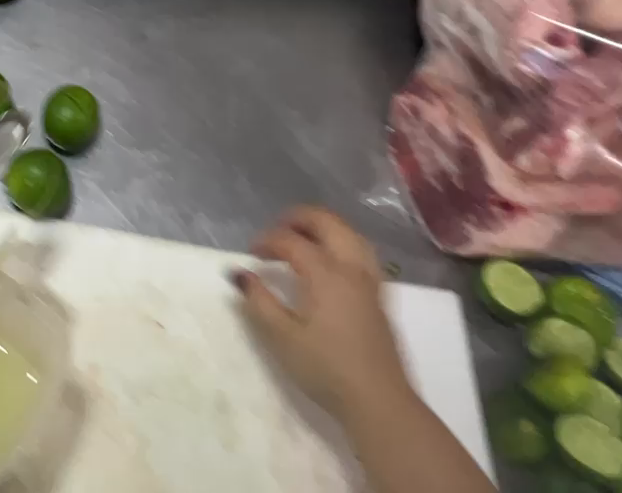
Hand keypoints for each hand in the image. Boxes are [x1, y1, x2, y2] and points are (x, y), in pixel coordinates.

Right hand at [234, 206, 409, 418]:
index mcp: (326, 274)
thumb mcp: (282, 337)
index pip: (292, 241)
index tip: (251, 253)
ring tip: (304, 236)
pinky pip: (363, 252)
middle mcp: (351, 268)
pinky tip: (333, 260)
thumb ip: (259, 301)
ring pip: (351, 234)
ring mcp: (371, 282)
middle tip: (276, 229)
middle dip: (299, 218)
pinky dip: (343, 242)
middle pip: (328, 223)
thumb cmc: (326, 369)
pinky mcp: (381, 297)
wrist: (379, 402)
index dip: (267, 241)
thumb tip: (240, 274)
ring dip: (325, 227)